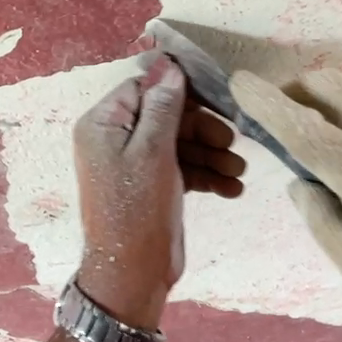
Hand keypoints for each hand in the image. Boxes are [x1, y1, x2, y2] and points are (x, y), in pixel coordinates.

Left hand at [72, 50, 246, 328]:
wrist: (133, 278)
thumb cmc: (136, 208)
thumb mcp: (152, 151)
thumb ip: (163, 106)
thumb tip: (169, 63)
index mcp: (103, 123)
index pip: (143, 89)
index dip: (179, 92)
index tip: (214, 99)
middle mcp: (116, 138)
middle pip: (166, 116)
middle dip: (202, 129)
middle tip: (231, 144)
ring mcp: (135, 164)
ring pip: (179, 144)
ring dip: (210, 154)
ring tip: (238, 170)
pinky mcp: (154, 186)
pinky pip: (182, 168)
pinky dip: (206, 175)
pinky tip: (233, 188)